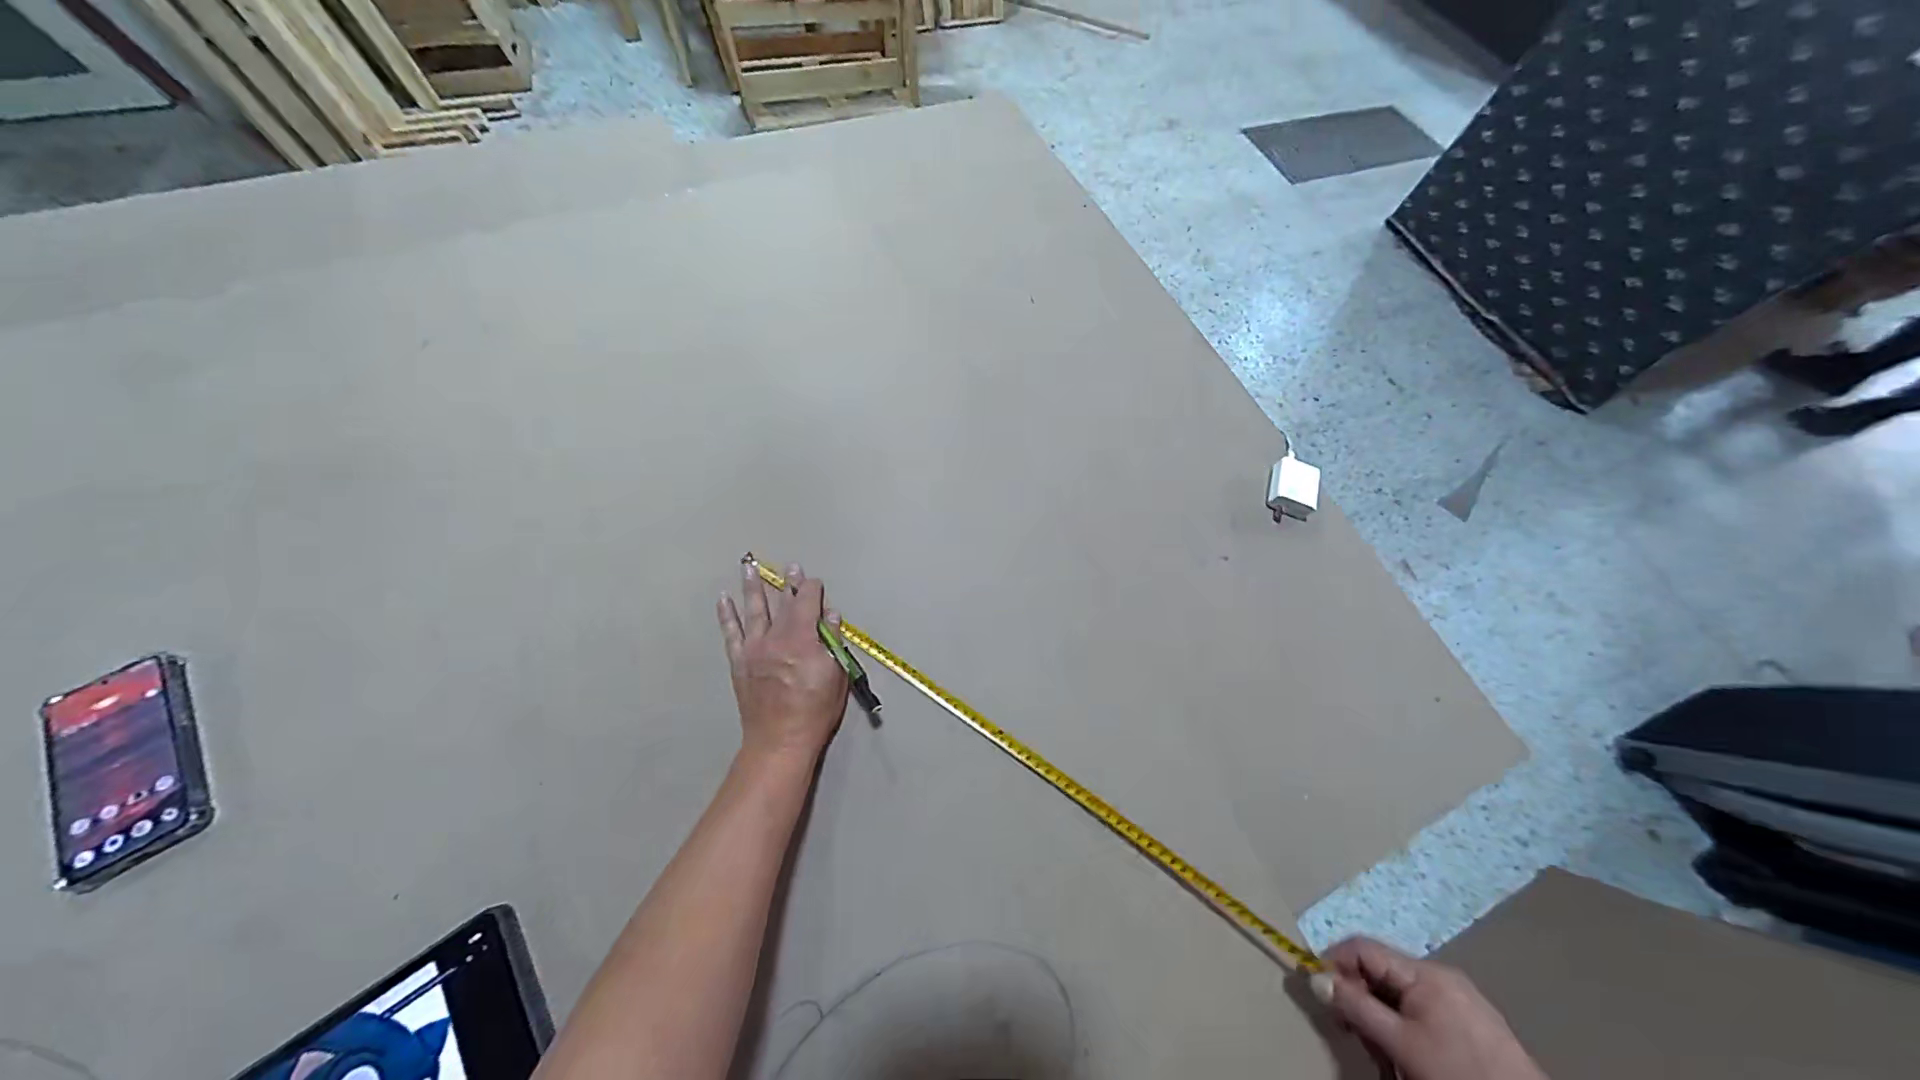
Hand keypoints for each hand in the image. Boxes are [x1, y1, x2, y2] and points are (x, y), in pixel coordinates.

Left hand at [717, 562, 849, 762]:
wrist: (779, 740)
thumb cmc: (815, 710)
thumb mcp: (837, 676)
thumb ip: (833, 642)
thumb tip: (830, 615)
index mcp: (802, 639)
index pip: (807, 602)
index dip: (812, 589)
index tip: (815, 582)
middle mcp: (776, 637)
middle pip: (782, 602)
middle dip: (787, 583)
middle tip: (789, 566)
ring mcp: (754, 648)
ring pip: (753, 609)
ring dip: (752, 586)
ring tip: (749, 567)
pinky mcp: (739, 661)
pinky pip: (731, 632)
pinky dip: (727, 615)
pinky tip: (724, 600)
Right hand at [1312, 937, 1547, 1079]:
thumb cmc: (1460, 1075)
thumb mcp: (1400, 1042)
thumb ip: (1355, 1007)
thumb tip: (1315, 979)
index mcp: (1425, 973)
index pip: (1363, 948)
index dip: (1334, 964)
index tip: (1321, 995)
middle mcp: (1441, 978)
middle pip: (1379, 973)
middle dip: (1360, 1001)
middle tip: (1355, 1035)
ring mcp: (1459, 1002)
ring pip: (1397, 998)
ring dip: (1380, 1022)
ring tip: (1385, 1057)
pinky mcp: (1470, 1026)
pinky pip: (1420, 1015)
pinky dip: (1403, 1031)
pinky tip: (1408, 1060)